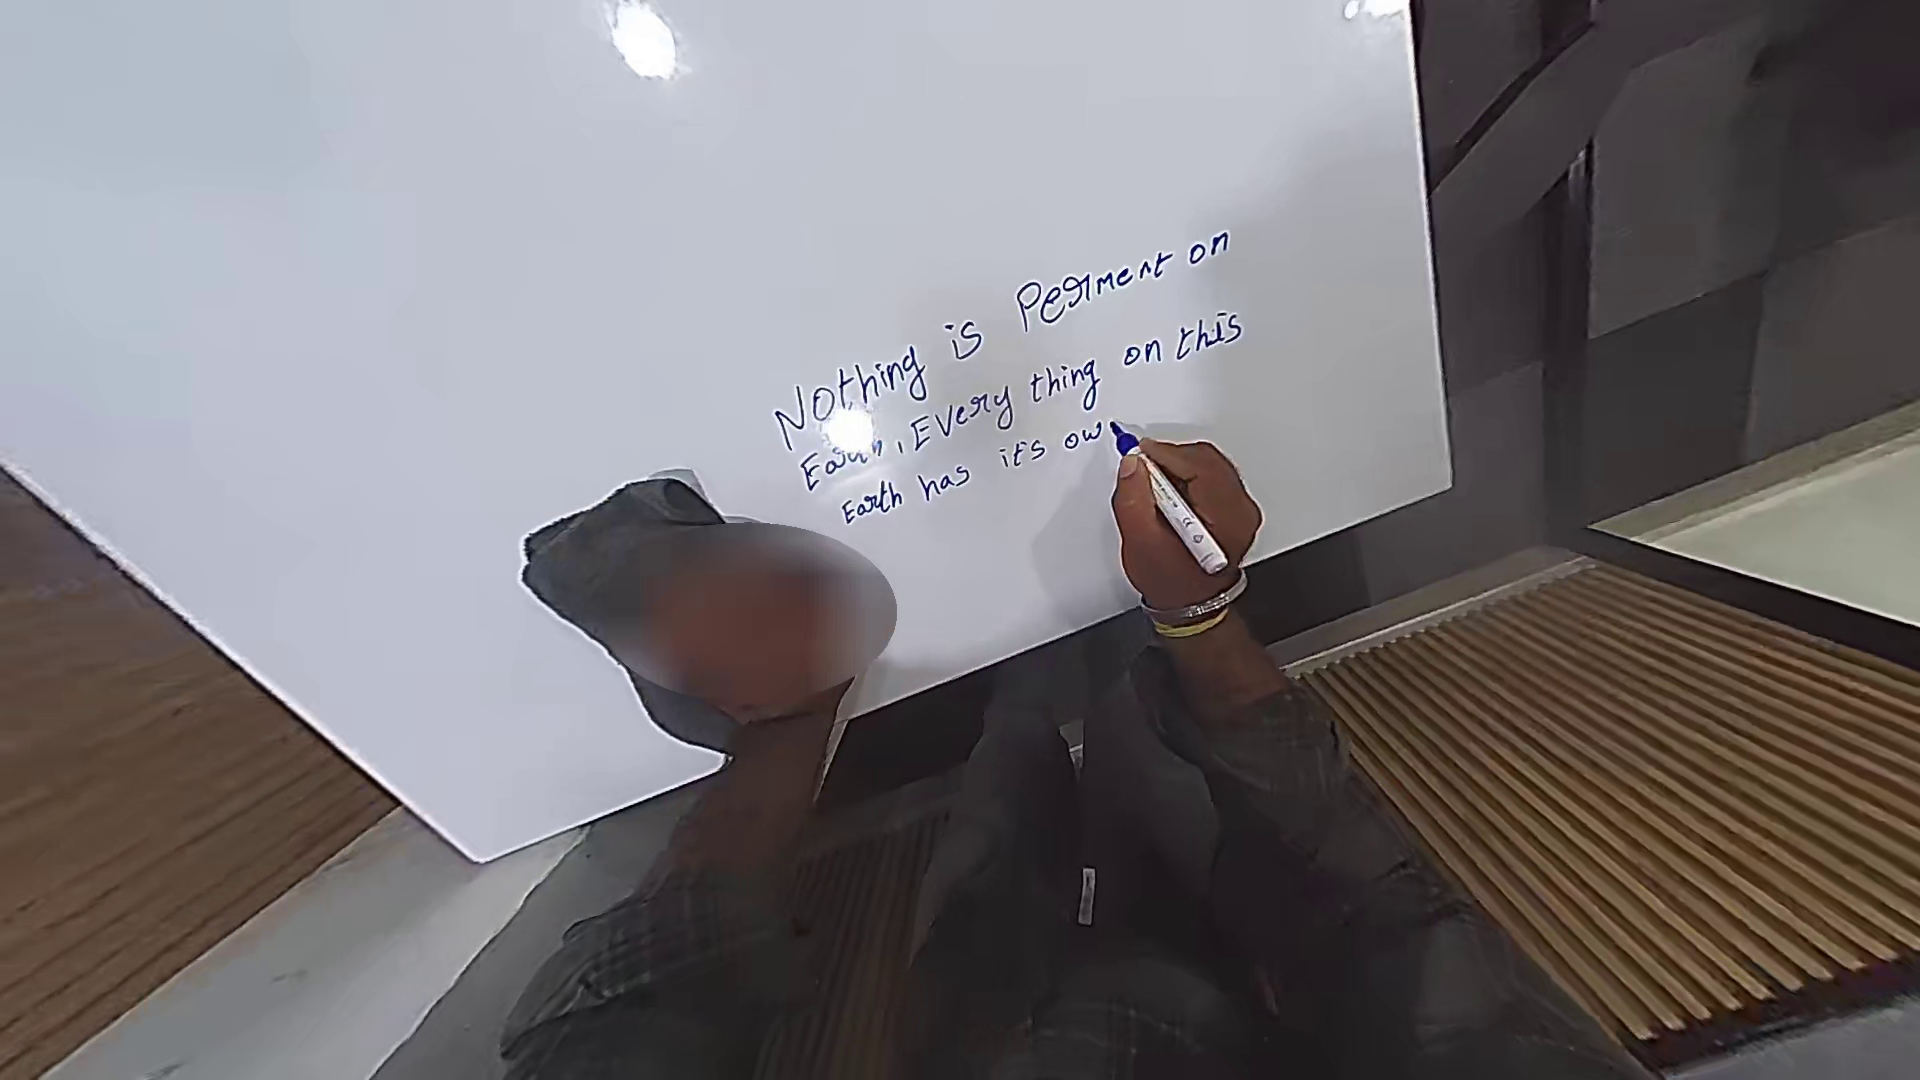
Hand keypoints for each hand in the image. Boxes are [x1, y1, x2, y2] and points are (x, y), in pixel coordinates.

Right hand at [1111, 439, 1260, 610]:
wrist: (1188, 604)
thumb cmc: (1170, 582)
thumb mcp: (1140, 543)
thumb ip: (1133, 500)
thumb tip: (1133, 465)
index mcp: (1227, 518)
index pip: (1200, 467)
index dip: (1165, 455)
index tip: (1140, 454)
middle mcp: (1241, 510)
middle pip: (1207, 461)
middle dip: (1171, 457)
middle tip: (1142, 466)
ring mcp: (1240, 509)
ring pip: (1209, 465)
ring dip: (1177, 466)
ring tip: (1151, 481)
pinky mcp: (1232, 508)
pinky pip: (1211, 476)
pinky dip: (1185, 475)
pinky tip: (1166, 490)